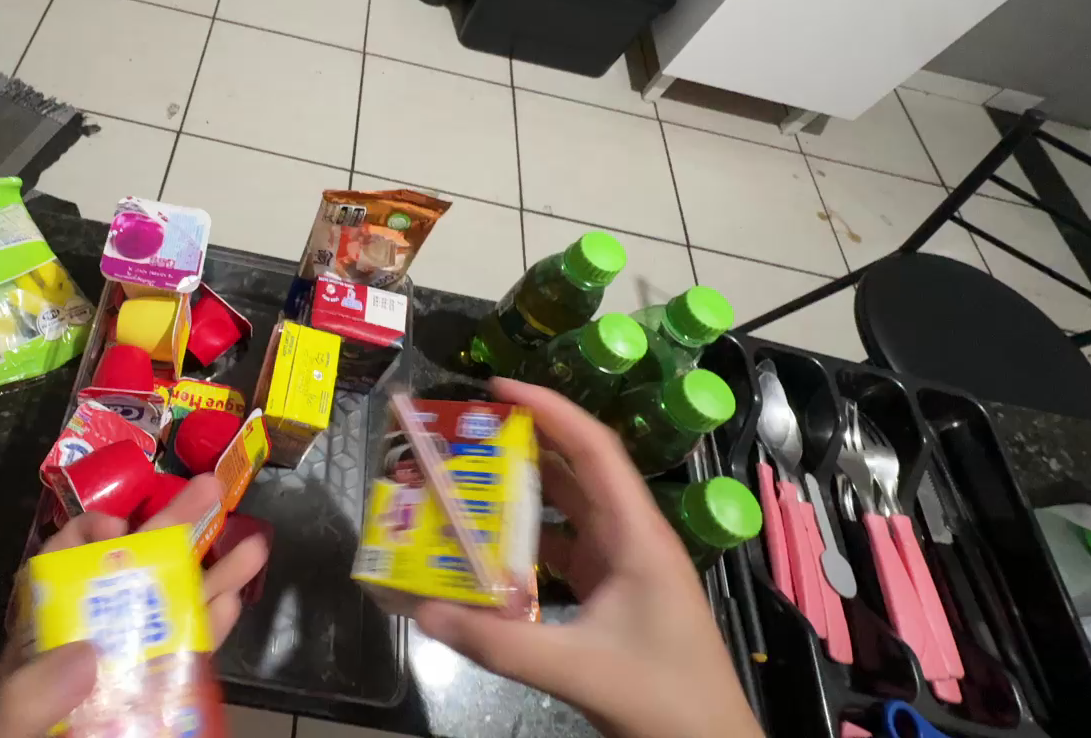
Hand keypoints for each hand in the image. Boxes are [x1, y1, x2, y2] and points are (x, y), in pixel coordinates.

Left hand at [0, 474, 268, 737]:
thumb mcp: (6, 723)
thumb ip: (33, 693)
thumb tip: (86, 654)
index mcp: (49, 625)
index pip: (66, 559)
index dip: (92, 532)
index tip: (118, 529)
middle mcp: (93, 630)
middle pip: (135, 568)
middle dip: (175, 526)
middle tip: (211, 488)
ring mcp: (127, 658)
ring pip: (171, 603)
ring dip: (212, 573)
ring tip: (253, 546)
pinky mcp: (154, 689)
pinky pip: (186, 651)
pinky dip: (211, 626)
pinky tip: (234, 601)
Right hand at [415, 379, 762, 737]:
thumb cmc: (666, 704)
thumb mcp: (579, 670)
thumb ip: (499, 643)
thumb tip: (424, 611)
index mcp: (636, 534)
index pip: (593, 449)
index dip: (550, 409)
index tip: (498, 387)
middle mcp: (629, 535)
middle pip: (576, 467)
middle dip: (526, 438)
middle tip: (468, 425)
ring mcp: (621, 561)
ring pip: (567, 504)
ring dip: (522, 485)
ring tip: (468, 471)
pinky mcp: (610, 587)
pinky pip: (562, 542)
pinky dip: (526, 533)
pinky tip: (488, 541)